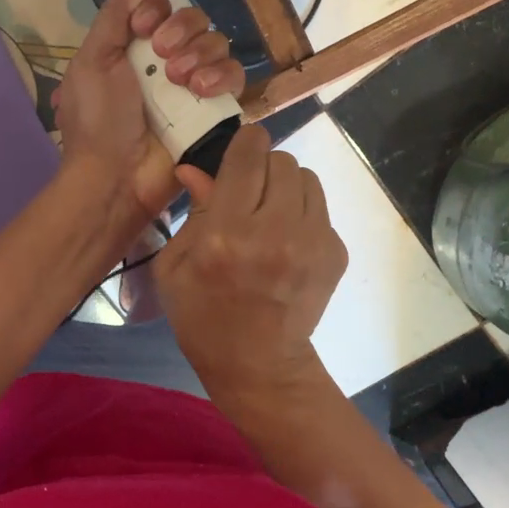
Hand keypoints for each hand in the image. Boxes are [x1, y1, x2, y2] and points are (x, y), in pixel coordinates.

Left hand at [54, 0, 245, 220]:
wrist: (113, 177)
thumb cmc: (96, 122)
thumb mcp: (92, 63)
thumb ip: (115, 16)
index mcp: (131, 52)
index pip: (161, 9)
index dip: (157, 10)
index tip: (145, 27)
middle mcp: (163, 66)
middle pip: (193, 22)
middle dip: (182, 31)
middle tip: (163, 56)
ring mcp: (189, 90)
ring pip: (217, 45)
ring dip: (201, 53)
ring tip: (180, 80)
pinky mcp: (212, 113)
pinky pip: (234, 79)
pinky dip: (222, 76)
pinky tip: (203, 90)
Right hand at [156, 124, 346, 401]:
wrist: (256, 362)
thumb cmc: (201, 317)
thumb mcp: (173, 269)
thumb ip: (191, 214)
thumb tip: (196, 170)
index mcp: (226, 235)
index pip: (249, 155)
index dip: (243, 145)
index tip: (237, 154)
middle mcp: (274, 230)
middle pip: (281, 160)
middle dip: (262, 170)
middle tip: (247, 196)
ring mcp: (312, 241)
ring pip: (307, 179)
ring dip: (285, 189)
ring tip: (268, 219)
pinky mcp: (335, 251)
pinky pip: (320, 209)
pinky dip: (301, 216)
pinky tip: (284, 246)